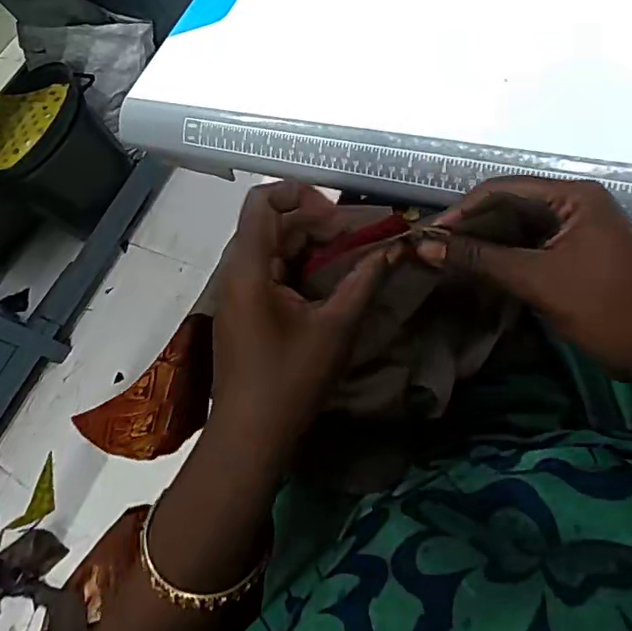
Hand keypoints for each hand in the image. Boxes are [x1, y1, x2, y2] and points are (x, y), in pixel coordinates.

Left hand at [207, 182, 386, 461]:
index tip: (337, 217)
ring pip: (274, 244)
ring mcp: (237, 288)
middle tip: (359, 239)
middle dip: (316, 222)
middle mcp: (236, 268)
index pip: (262, 201)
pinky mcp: (244, 306)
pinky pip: (271, 268)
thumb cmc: (290, 381)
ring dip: (311, 244)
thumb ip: (365, 280)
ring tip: (351, 255)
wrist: (249, 436)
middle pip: (272, 222)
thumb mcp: (336, 328)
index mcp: (248, 265)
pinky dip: (300, 264)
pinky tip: (330, 278)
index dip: (299, 194)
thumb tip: (395, 248)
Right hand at [415, 176, 631, 382]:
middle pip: (509, 204)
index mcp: (575, 195)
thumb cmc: (609, 312)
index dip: (461, 211)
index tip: (427, 235)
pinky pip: (533, 244)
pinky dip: (506, 256)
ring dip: (486, 242)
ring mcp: (581, 227)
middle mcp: (577, 202)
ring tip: (450, 259)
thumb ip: (479, 259)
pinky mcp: (581, 251)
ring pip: (519, 226)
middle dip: (472, 227)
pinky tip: (482, 269)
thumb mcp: (538, 282)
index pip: (501, 189)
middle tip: (434, 248)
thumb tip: (424, 245)